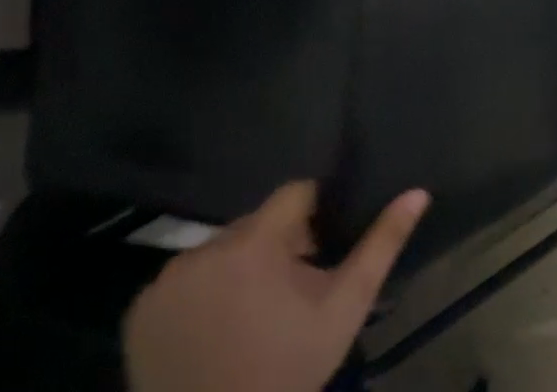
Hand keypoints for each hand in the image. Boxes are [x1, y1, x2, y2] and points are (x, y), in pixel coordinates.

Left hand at [123, 182, 429, 391]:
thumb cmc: (291, 363)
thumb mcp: (347, 304)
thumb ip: (382, 243)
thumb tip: (418, 192)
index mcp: (254, 243)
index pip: (295, 193)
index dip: (316, 215)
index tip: (321, 252)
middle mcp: (201, 251)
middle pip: (256, 222)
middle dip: (279, 243)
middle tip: (294, 289)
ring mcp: (163, 283)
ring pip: (220, 250)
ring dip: (241, 265)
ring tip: (256, 310)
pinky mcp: (139, 311)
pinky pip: (184, 280)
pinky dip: (204, 291)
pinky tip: (217, 326)